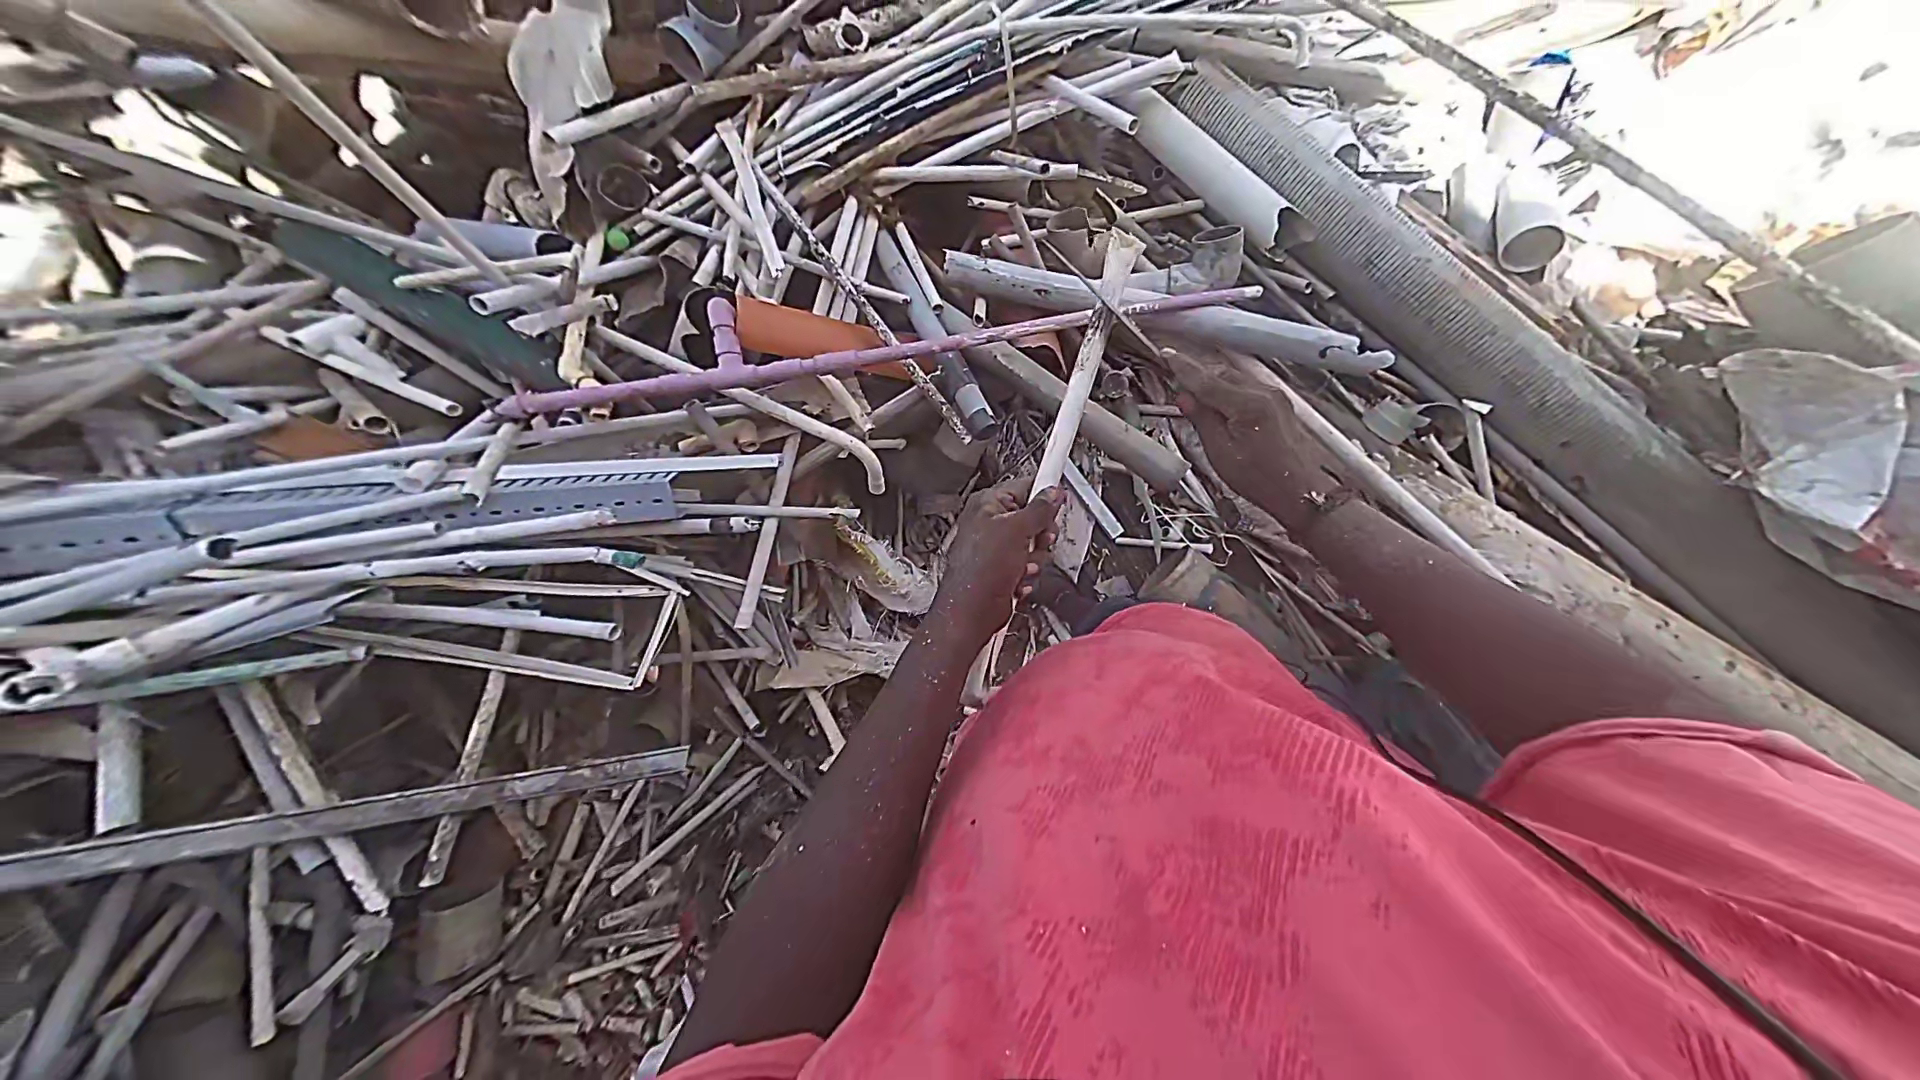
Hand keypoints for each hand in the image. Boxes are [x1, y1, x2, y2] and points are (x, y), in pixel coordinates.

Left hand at [930, 479, 1063, 647]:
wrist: (972, 612)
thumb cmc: (980, 571)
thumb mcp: (1017, 530)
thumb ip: (1039, 509)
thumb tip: (1052, 493)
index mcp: (987, 505)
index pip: (1024, 487)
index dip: (1043, 493)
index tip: (1059, 493)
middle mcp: (989, 524)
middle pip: (1033, 518)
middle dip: (1041, 535)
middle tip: (1038, 540)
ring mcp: (996, 548)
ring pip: (1034, 545)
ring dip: (1034, 558)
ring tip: (1022, 564)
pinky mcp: (1002, 570)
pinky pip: (1028, 565)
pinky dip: (1026, 574)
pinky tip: (1016, 578)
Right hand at [1167, 350, 1343, 531]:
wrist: (1300, 492)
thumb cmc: (1263, 479)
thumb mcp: (1220, 452)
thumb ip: (1202, 419)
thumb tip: (1185, 398)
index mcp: (1247, 405)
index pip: (1206, 380)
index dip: (1183, 368)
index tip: (1168, 357)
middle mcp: (1264, 394)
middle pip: (1221, 373)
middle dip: (1197, 375)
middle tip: (1175, 383)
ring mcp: (1274, 397)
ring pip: (1234, 378)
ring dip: (1212, 382)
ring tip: (1194, 397)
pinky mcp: (1278, 404)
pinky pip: (1246, 387)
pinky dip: (1228, 390)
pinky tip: (1218, 403)